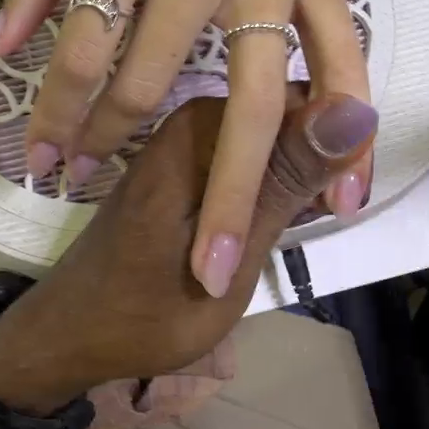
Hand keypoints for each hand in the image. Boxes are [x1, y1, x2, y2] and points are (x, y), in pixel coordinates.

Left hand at [0, 92, 375, 413]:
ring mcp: (187, 139)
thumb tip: (355, 109)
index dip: (339, 145)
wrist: (74, 332)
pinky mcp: (186, 163)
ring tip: (308, 221)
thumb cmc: (149, 307)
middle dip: (321, 160)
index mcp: (202, 125)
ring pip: (272, 138)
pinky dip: (271, 185)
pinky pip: (247, 155)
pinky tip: (280, 217)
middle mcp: (193, 117)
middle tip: (332, 216)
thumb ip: (289, 177)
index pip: (305, 97)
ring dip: (299, 176)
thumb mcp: (235, 250)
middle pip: (289, 113)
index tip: (345, 200)